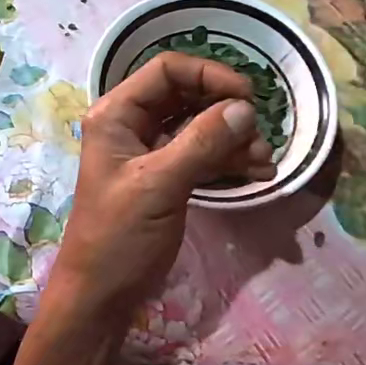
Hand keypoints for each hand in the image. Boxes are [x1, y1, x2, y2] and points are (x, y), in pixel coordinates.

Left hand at [45, 52, 274, 327]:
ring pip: (199, 126)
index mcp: (116, 114)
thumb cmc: (119, 236)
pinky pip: (202, 154)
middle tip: (259, 133)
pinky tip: (257, 172)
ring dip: (234, 138)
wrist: (101, 294)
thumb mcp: (159, 185)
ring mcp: (149, 151)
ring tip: (263, 161)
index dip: (209, 74)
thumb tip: (245, 108)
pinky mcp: (166, 176)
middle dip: (226, 110)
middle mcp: (131, 125)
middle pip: (187, 95)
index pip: (166, 70)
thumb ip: (201, 142)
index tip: (248, 96)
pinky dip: (228, 159)